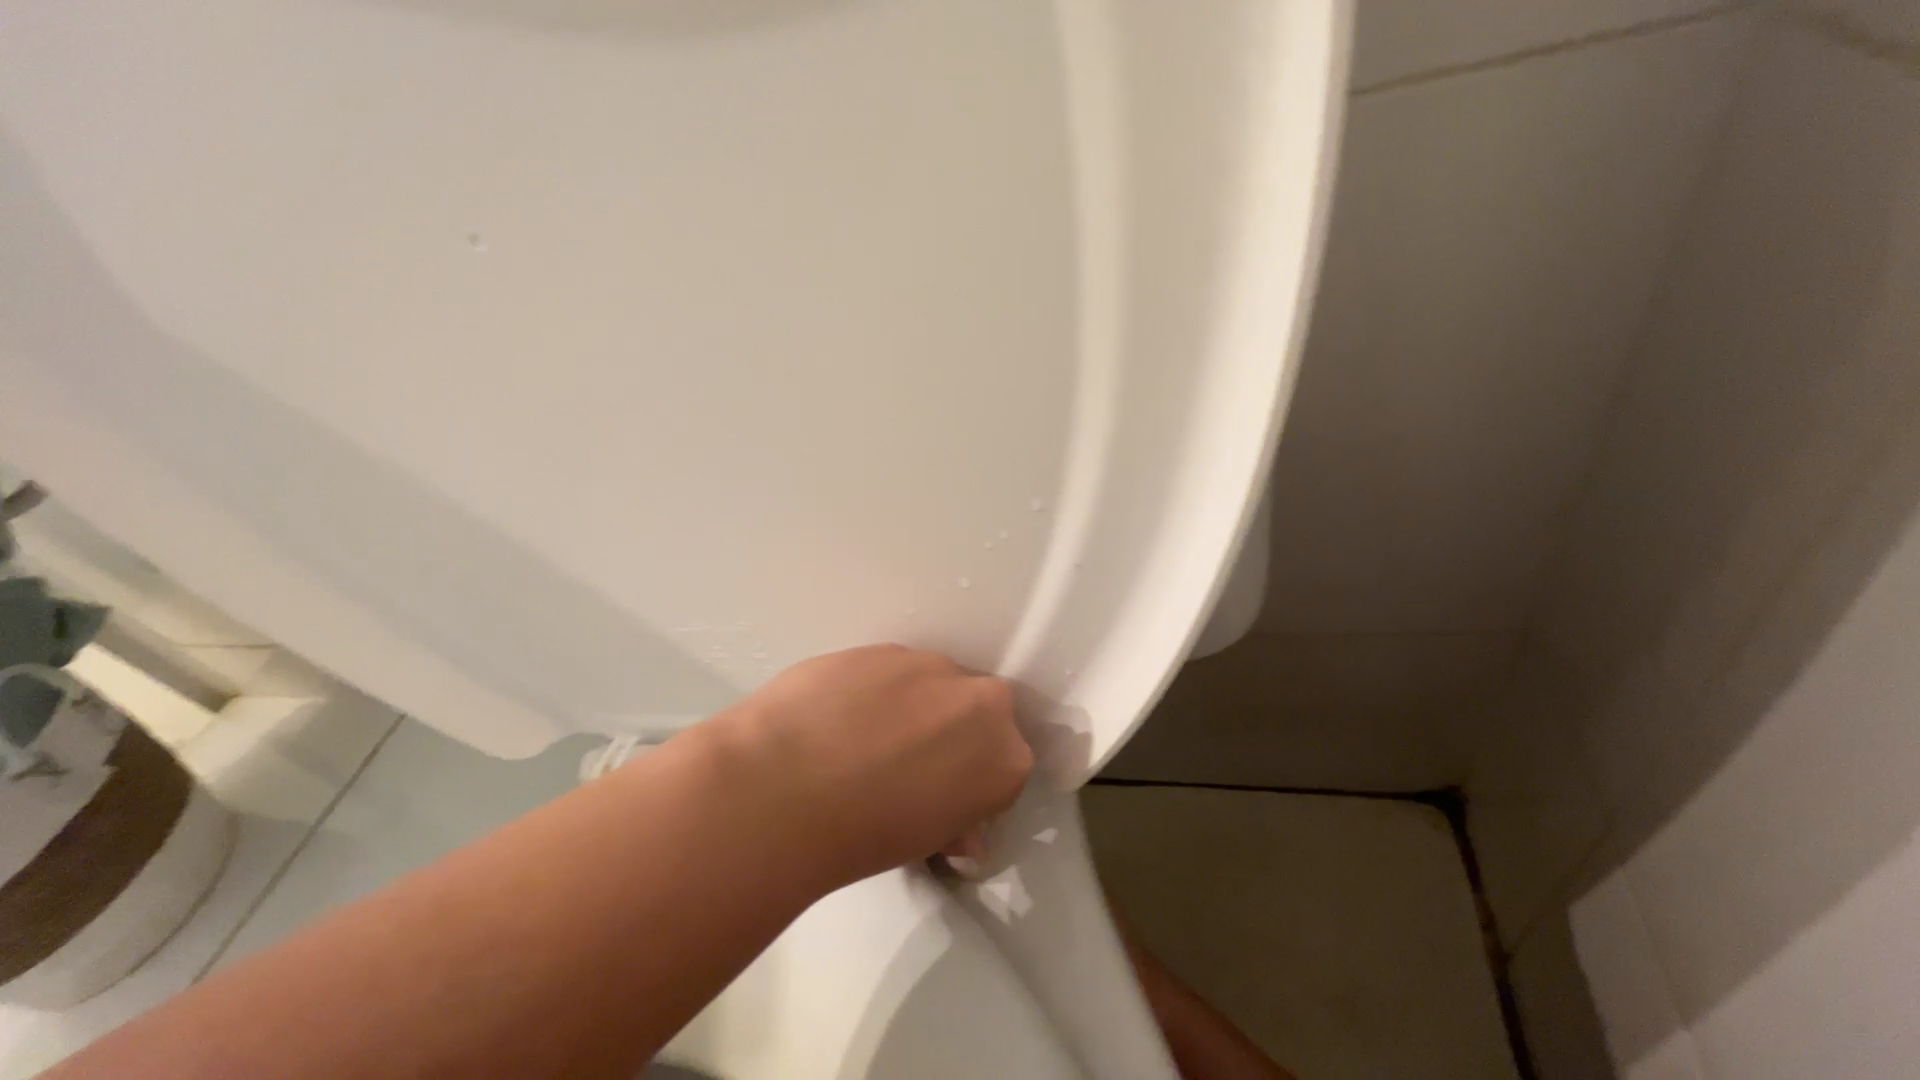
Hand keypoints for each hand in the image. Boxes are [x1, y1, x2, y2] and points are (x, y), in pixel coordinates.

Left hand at [710, 645, 1032, 888]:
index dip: (970, 785)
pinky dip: (872, 690)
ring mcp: (929, 665)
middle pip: (976, 714)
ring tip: (860, 741)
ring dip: (911, 706)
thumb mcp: (922, 844)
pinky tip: (835, 718)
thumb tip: (961, 833)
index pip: (1002, 767)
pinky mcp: (882, 646)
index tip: (940, 799)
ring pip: (933, 685)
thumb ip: (954, 825)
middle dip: (948, 735)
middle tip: (903, 767)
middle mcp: (981, 701)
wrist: (784, 785)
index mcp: (1005, 758)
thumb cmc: (864, 833)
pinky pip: (890, 671)